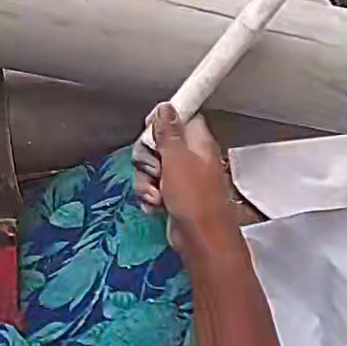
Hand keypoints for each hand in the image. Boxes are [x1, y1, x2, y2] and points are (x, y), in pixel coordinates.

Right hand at [135, 104, 241, 256]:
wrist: (200, 239)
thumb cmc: (193, 198)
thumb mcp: (177, 159)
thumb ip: (169, 132)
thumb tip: (166, 106)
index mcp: (198, 143)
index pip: (181, 117)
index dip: (163, 120)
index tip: (150, 131)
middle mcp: (190, 157)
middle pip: (158, 142)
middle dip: (147, 158)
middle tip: (155, 169)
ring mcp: (180, 176)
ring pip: (151, 166)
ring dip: (146, 180)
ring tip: (156, 194)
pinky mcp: (171, 194)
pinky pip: (151, 185)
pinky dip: (148, 194)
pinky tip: (155, 204)